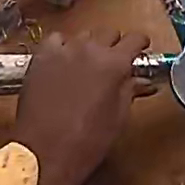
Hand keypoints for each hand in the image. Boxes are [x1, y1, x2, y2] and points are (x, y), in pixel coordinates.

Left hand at [13, 29, 150, 184]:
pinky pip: (56, 40)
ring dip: (89, 46)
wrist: (45, 151)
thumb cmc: (87, 141)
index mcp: (113, 63)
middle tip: (114, 62)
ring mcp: (63, 50)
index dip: (140, 43)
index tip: (141, 48)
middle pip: (108, 32)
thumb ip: (130, 90)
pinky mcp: (41, 55)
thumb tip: (143, 81)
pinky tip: (63, 62)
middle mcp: (89, 49)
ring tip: (87, 65)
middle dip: (115, 44)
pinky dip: (62, 47)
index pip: (134, 39)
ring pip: (83, 35)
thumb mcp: (117, 117)